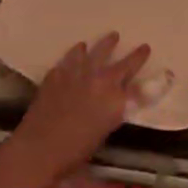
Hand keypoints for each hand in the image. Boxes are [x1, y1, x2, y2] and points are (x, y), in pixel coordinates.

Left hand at [0, 33, 152, 187]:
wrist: (40, 146)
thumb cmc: (75, 150)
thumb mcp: (104, 131)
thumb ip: (114, 110)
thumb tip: (120, 98)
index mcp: (115, 100)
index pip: (136, 82)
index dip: (141, 63)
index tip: (146, 51)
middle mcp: (99, 82)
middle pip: (120, 64)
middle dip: (132, 55)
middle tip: (137, 44)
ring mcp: (77, 74)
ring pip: (94, 52)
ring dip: (104, 45)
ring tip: (111, 37)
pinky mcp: (57, 73)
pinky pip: (70, 57)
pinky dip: (77, 52)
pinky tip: (79, 48)